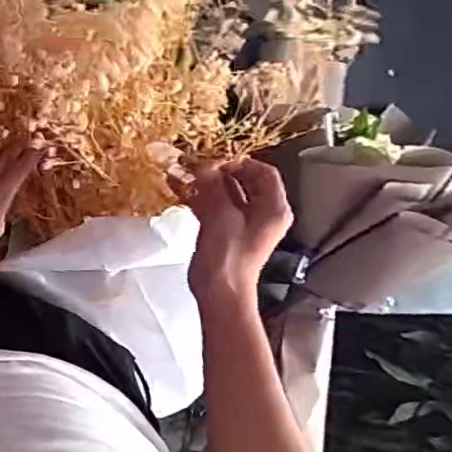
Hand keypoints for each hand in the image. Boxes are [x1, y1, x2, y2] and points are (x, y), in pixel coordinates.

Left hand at [0, 142, 39, 259]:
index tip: (39, 148)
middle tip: (26, 140)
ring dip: (0, 143)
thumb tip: (2, 203)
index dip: (33, 155)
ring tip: (3, 142)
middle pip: (9, 152)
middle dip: (20, 144)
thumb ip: (2, 208)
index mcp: (4, 191)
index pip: (23, 166)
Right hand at [188, 159, 292, 309]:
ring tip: (181, 172)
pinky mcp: (225, 232)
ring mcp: (243, 223)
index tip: (215, 159)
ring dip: (204, 183)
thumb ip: (212, 186)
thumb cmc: (229, 255)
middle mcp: (262, 214)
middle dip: (217, 171)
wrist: (220, 292)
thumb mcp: (221, 215)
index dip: (240, 162)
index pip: (264, 173)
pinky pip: (213, 207)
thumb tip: (201, 165)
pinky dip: (198, 197)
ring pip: (225, 194)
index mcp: (273, 208)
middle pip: (243, 181)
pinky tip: (178, 188)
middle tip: (195, 164)